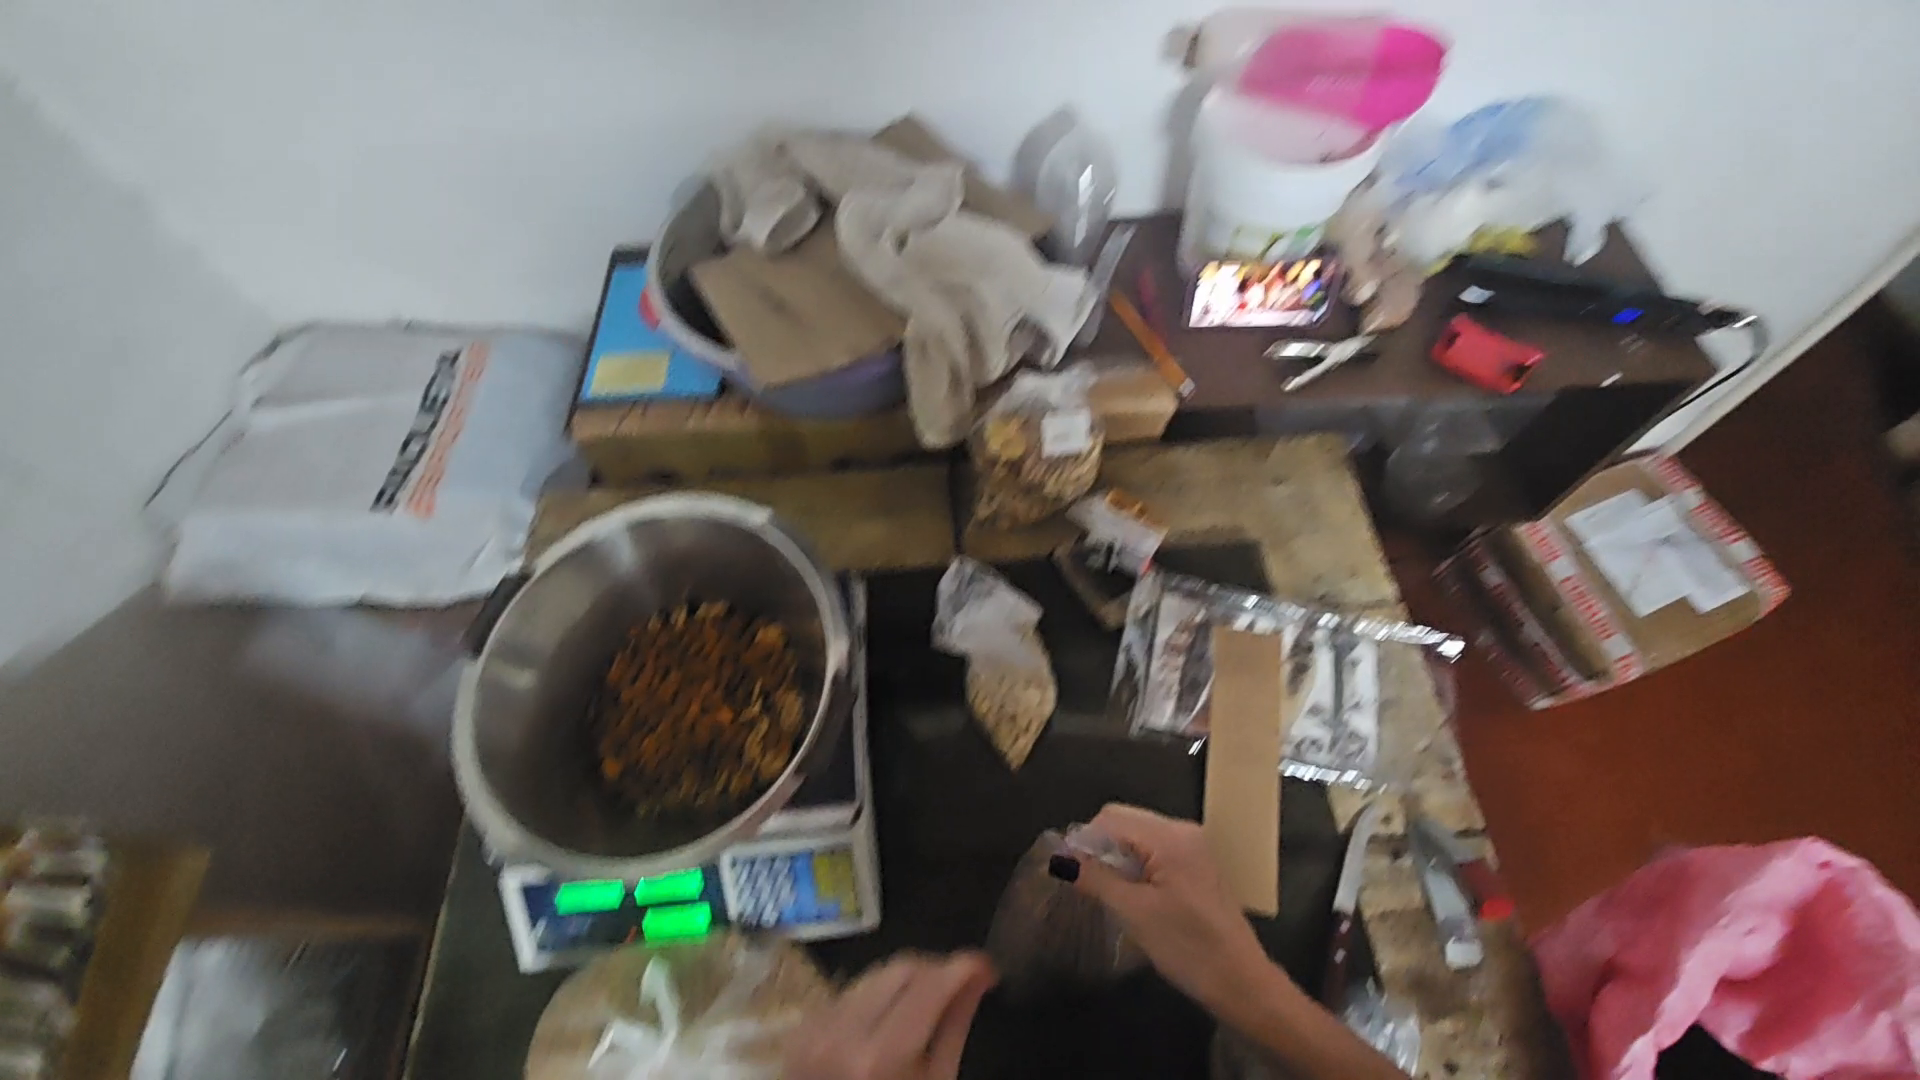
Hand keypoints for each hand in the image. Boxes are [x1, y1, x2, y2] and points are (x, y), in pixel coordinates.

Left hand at [783, 952, 996, 1079]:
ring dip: (906, 981)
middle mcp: (842, 1033)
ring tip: (924, 1006)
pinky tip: (888, 1021)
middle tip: (958, 985)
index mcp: (879, 1058)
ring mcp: (816, 1026)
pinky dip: (877, 995)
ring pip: (876, 972)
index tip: (986, 967)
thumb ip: (954, 1027)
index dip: (964, 966)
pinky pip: (852, 989)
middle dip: (936, 971)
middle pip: (902, 967)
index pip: (930, 984)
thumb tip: (976, 977)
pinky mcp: (802, 1025)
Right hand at [1067, 804, 1278, 1013]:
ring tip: (1106, 892)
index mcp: (1169, 836)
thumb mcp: (1134, 913)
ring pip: (1137, 835)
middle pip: (1124, 821)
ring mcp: (1193, 846)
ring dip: (1116, 857)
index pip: (1110, 818)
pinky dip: (1135, 864)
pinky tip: (1131, 894)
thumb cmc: (1189, 948)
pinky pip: (1154, 849)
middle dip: (1099, 848)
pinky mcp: (1196, 863)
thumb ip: (1096, 879)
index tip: (1069, 872)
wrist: (1243, 984)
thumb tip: (1060, 858)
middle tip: (1086, 884)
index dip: (1083, 841)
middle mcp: (1182, 830)